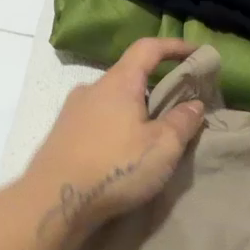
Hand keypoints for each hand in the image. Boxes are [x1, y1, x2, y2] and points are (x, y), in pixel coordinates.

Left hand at [24, 38, 208, 240]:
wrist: (53, 203)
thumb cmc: (115, 168)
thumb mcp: (163, 146)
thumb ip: (182, 121)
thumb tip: (194, 104)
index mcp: (118, 83)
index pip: (148, 48)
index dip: (174, 46)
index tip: (196, 53)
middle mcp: (92, 89)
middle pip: (130, 77)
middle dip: (157, 88)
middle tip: (180, 109)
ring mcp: (72, 112)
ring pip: (113, 102)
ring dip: (136, 112)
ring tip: (154, 137)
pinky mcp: (62, 136)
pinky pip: (99, 122)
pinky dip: (118, 128)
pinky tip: (125, 153)